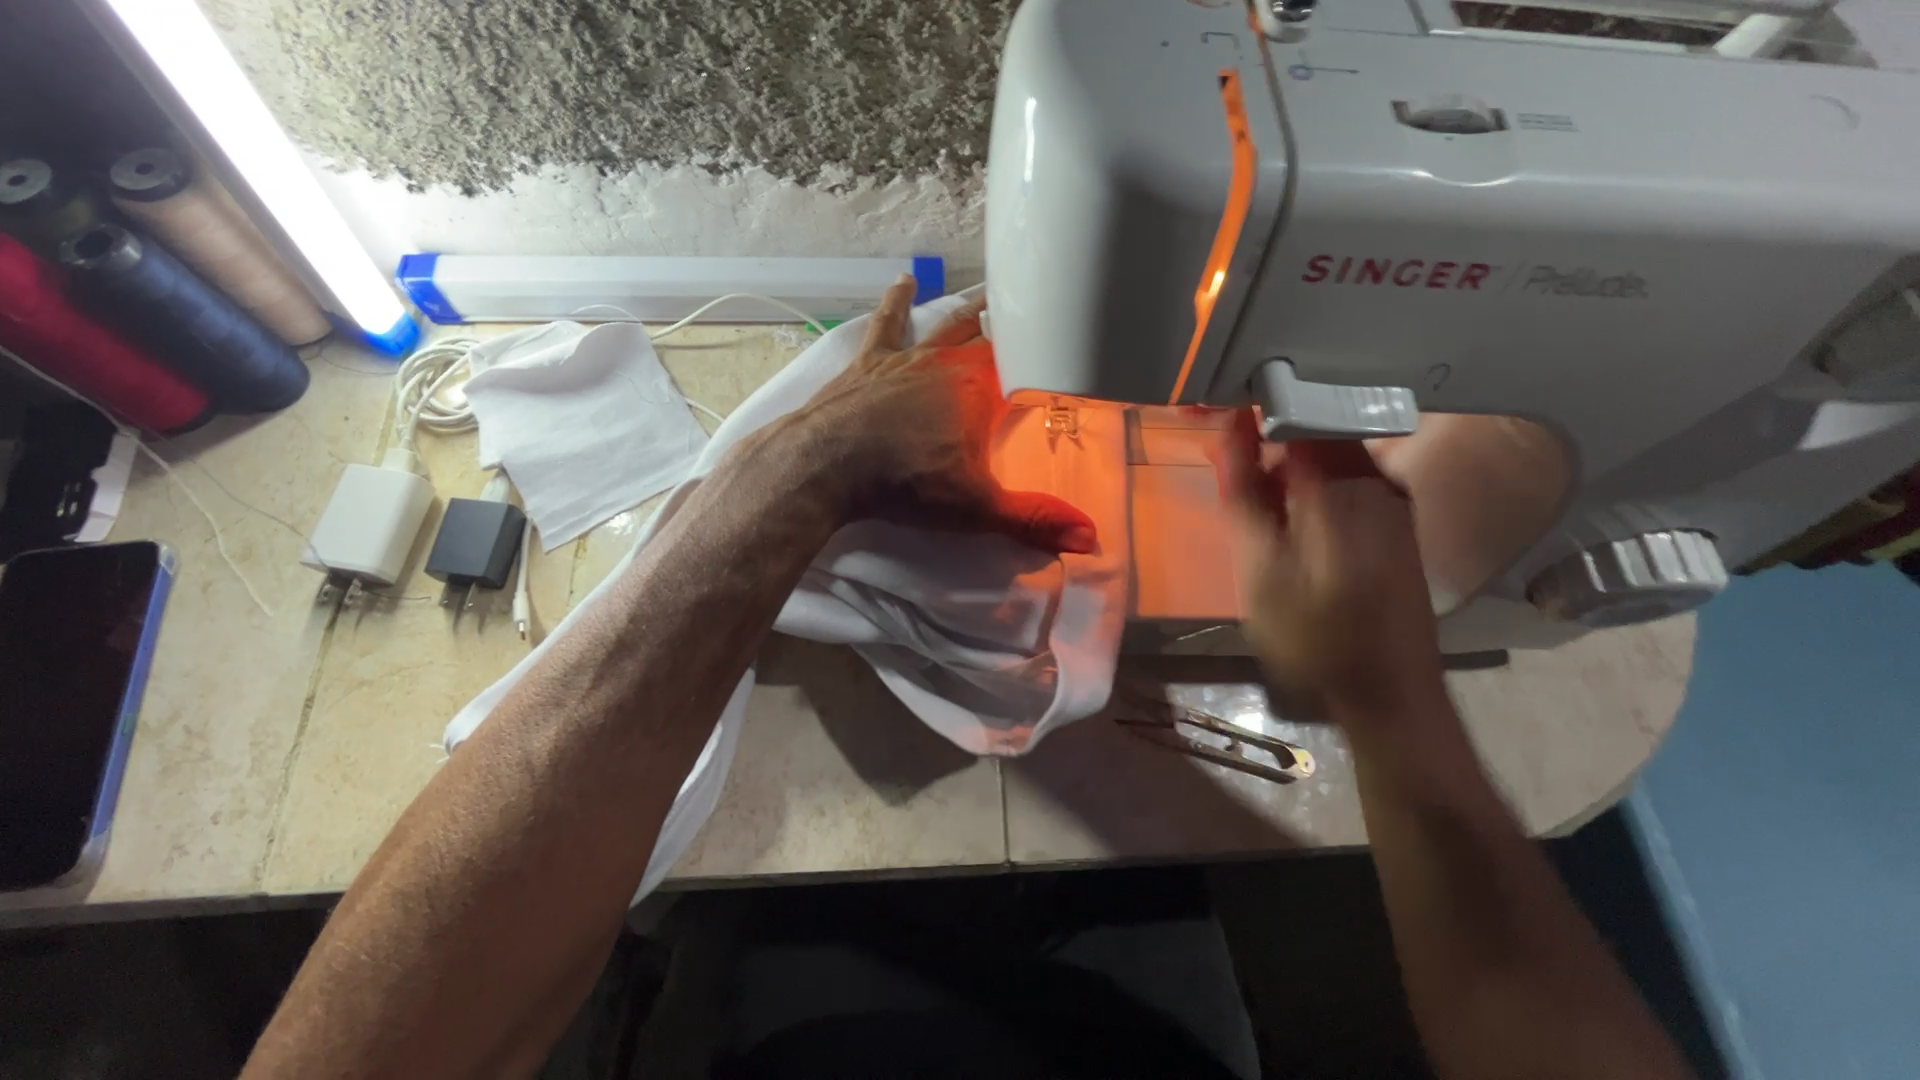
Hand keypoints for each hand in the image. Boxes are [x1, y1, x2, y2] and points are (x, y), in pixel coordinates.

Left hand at [775, 276, 1096, 553]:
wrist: (826, 463)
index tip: (1060, 353)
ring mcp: (906, 358)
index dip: (1039, 361)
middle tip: (1029, 312)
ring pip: (945, 326)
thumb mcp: (977, 508)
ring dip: (966, 312)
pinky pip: (888, 324)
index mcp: (978, 392)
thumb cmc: (906, 482)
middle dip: (1009, 330)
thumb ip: (1033, 520)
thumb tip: (1090, 539)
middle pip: (986, 339)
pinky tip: (904, 281)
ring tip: (985, 293)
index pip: (1020, 366)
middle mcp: (946, 365)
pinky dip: (897, 302)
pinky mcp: (868, 361)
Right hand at [1216, 410, 1444, 716]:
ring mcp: (1393, 498)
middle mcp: (1376, 477)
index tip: (1206, 407)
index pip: (1290, 411)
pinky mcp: (1397, 519)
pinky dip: (1310, 478)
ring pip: (1331, 450)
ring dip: (1284, 455)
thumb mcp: (1261, 570)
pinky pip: (1347, 475)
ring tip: (1245, 477)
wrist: (1391, 694)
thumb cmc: (1315, 639)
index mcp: (1340, 484)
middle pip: (1314, 425)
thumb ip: (1244, 494)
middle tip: (1219, 448)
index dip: (1246, 405)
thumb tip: (1229, 429)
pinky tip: (1285, 504)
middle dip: (1263, 429)